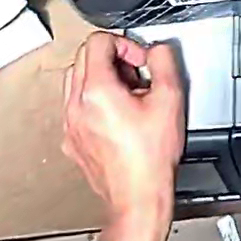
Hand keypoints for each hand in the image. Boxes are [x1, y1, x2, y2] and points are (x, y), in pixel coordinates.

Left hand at [62, 31, 185, 238]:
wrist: (138, 197)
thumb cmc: (151, 156)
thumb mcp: (170, 98)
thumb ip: (164, 62)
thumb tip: (156, 50)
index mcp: (97, 91)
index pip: (98, 42)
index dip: (125, 44)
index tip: (140, 60)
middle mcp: (76, 105)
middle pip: (84, 57)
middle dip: (113, 58)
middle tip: (136, 74)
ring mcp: (70, 124)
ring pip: (77, 79)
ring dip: (102, 76)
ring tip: (129, 93)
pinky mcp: (72, 139)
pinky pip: (76, 104)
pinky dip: (94, 98)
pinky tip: (119, 113)